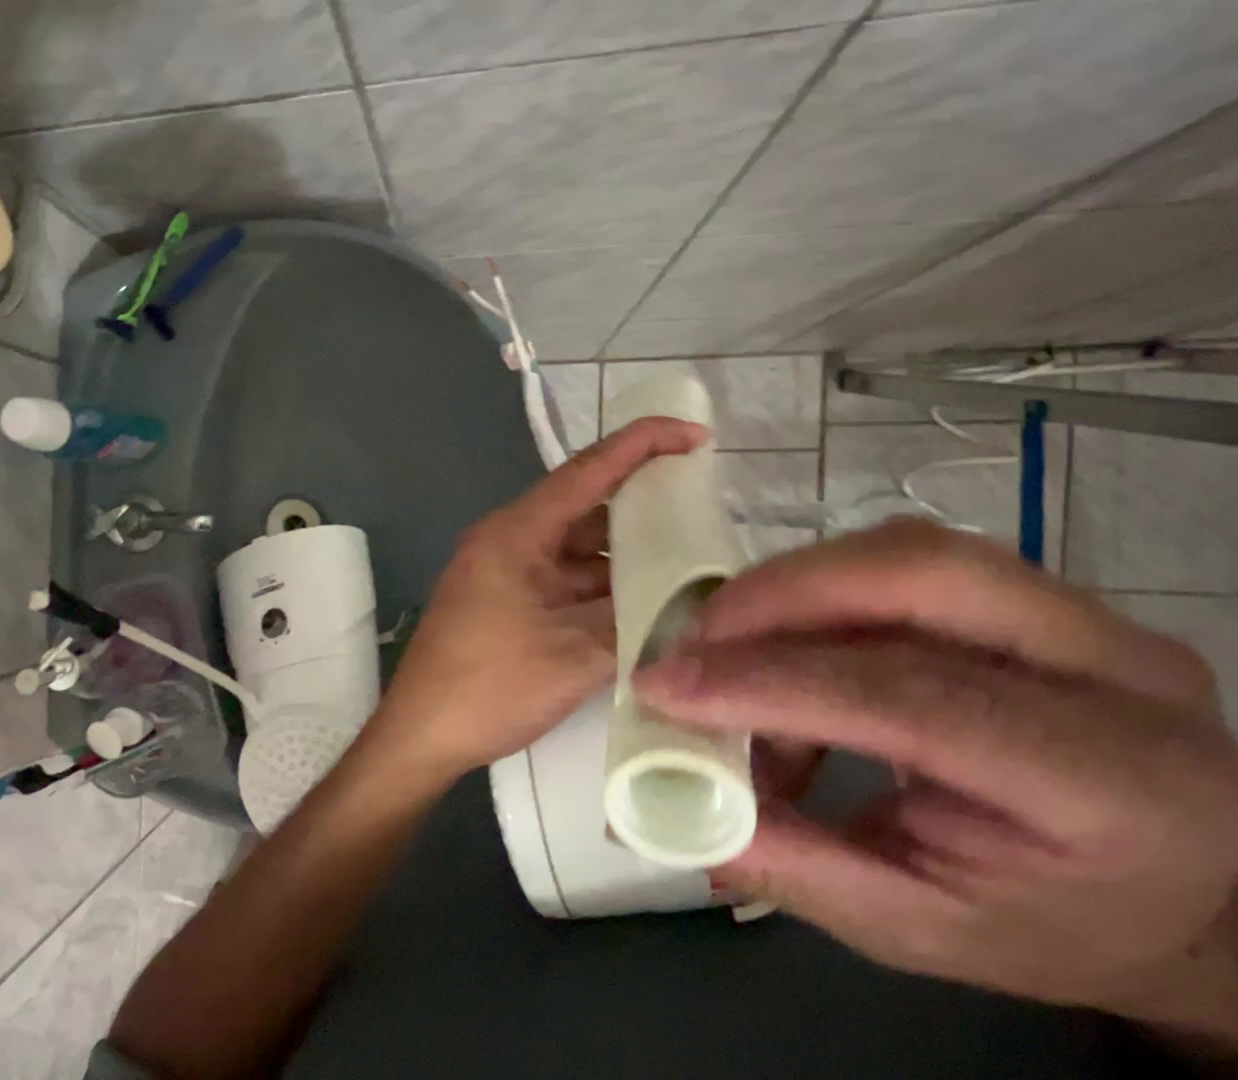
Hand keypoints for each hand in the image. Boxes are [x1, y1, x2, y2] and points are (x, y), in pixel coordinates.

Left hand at [359, 417, 707, 780]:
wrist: (422, 735)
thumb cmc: (490, 686)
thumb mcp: (575, 653)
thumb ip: (636, 619)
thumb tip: (689, 604)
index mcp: (515, 534)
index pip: (586, 472)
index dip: (643, 445)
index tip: (697, 435)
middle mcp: (507, 542)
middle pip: (585, 510)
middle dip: (644, 508)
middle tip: (709, 511)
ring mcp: (503, 574)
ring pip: (577, 551)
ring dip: (626, 557)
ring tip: (694, 562)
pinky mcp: (505, 604)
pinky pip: (563, 582)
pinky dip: (602, 588)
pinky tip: (647, 603)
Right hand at [636, 520, 1237, 1045]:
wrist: (1188, 901)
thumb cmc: (1052, 926)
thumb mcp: (919, 930)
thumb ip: (793, 865)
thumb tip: (665, 806)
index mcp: (1107, 784)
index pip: (915, 698)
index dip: (772, 684)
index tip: (663, 687)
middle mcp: (1118, 674)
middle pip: (926, 573)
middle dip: (781, 594)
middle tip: (691, 639)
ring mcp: (1090, 621)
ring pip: (912, 552)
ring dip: (791, 589)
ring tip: (725, 651)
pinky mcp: (1046, 599)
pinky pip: (906, 566)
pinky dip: (817, 598)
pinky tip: (782, 656)